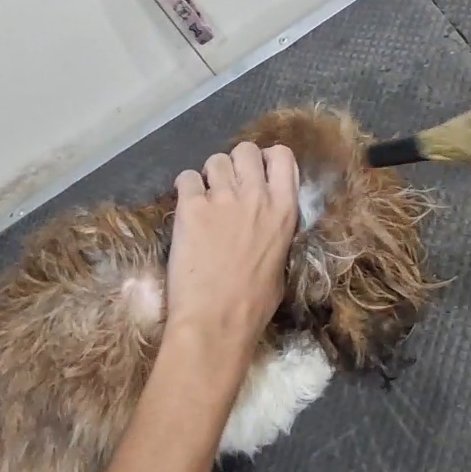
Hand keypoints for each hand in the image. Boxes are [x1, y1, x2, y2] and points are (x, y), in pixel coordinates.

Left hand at [164, 141, 299, 362]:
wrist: (216, 320)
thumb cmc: (253, 305)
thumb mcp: (281, 265)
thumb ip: (275, 233)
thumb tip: (266, 227)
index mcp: (285, 211)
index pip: (282, 156)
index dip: (267, 160)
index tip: (257, 174)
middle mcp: (256, 196)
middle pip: (246, 150)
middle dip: (235, 164)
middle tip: (226, 187)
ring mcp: (223, 199)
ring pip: (215, 160)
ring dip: (209, 177)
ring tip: (204, 200)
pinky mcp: (191, 207)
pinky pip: (187, 178)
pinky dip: (186, 189)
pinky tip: (186, 209)